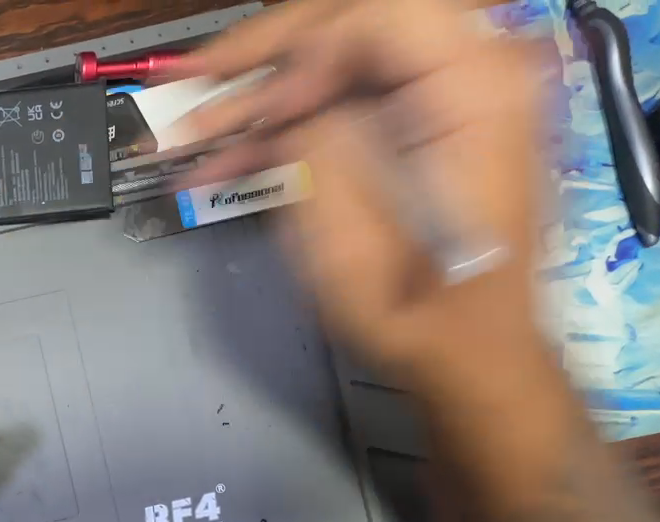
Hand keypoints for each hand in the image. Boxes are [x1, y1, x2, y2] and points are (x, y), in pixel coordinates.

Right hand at [174, 0, 551, 392]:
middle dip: (259, 62)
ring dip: (257, 101)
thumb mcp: (355, 237)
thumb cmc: (418, 310)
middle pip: (349, 27)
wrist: (466, 350)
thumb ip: (323, 147)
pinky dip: (281, 131)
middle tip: (185, 89)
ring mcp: (443, 99)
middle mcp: (469, 71)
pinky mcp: (417, 129)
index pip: (373, 14)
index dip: (295, 53)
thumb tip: (288, 101)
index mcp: (474, 85)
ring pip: (334, 66)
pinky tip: (224, 161)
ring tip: (188, 138)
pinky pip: (342, 106)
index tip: (247, 116)